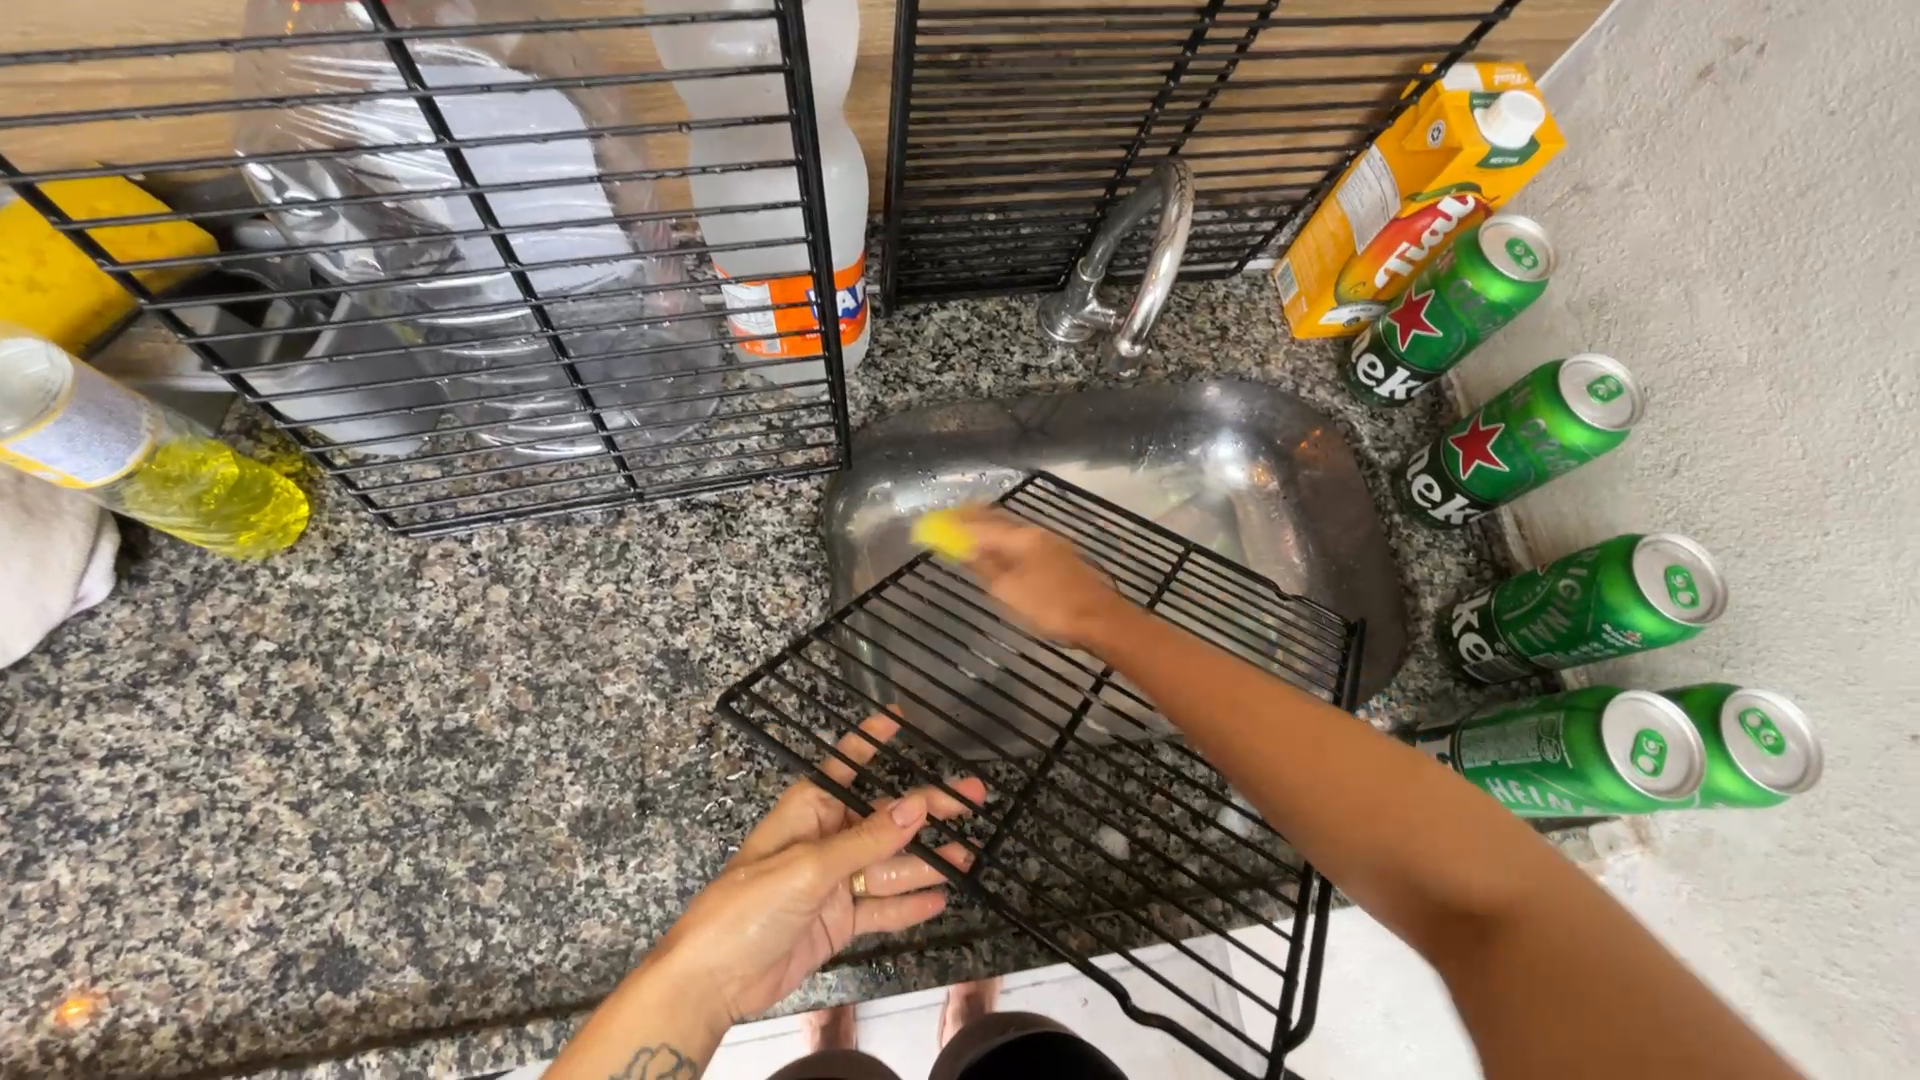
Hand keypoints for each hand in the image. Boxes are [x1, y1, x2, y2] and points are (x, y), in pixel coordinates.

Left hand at [652, 713, 986, 1027]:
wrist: (712, 981)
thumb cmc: (746, 907)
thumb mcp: (808, 867)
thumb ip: (865, 841)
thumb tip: (915, 808)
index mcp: (809, 810)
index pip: (847, 764)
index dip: (872, 741)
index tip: (901, 718)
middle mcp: (826, 839)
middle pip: (884, 819)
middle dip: (927, 810)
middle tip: (972, 798)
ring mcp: (834, 881)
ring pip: (889, 865)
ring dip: (926, 863)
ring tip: (968, 858)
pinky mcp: (838, 920)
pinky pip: (881, 906)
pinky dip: (908, 904)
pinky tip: (939, 899)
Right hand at [956, 506, 1138, 647]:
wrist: (1101, 620)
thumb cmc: (1051, 607)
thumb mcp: (1009, 591)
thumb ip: (985, 566)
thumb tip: (964, 547)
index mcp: (1020, 537)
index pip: (980, 524)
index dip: (954, 525)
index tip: (934, 523)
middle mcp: (1036, 532)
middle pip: (998, 518)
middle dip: (971, 517)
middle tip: (948, 519)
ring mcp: (1051, 542)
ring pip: (1012, 526)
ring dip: (988, 526)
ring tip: (969, 531)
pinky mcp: (1060, 556)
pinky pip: (1023, 538)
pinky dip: (1004, 537)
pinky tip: (1001, 547)